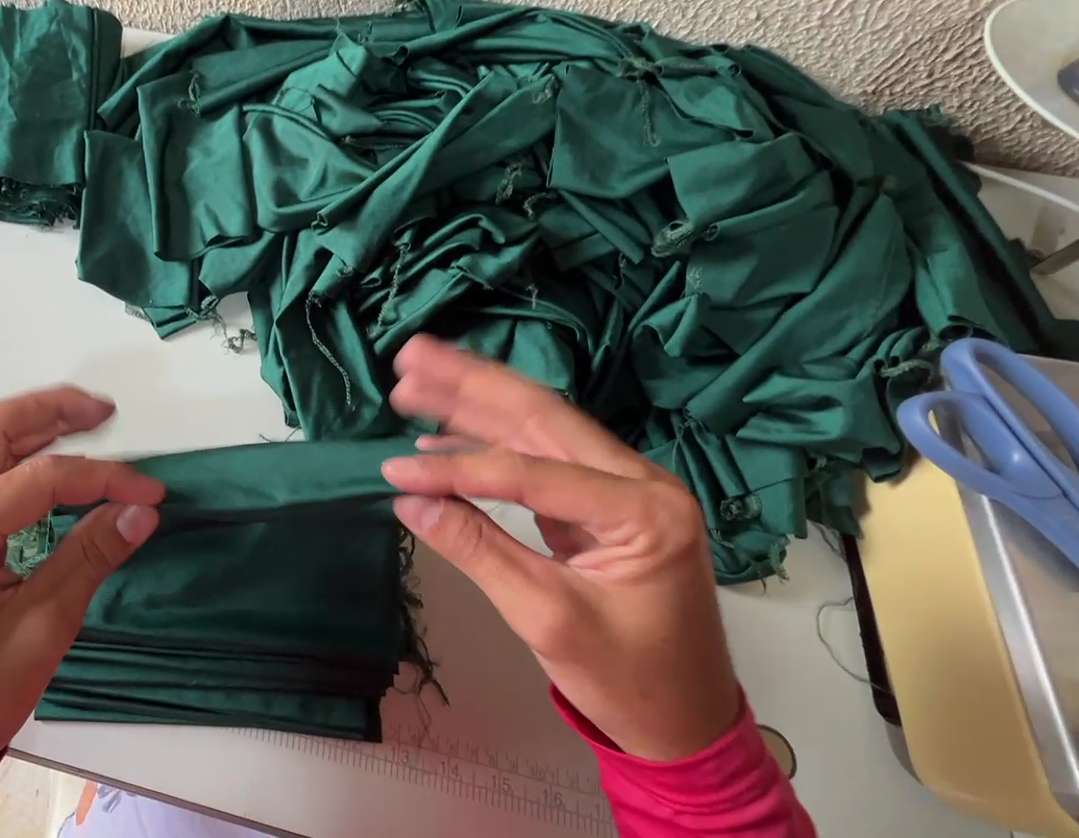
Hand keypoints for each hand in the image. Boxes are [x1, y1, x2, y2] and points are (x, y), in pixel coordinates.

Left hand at [0, 387, 163, 771]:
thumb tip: (140, 510)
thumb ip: (90, 556)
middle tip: (106, 412)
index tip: (149, 491)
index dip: (102, 477)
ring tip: (89, 423)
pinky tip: (55, 463)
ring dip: (37, 425)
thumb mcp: (41, 628)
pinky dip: (22, 456)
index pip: (38, 478)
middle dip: (54, 410)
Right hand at [383, 336, 740, 760]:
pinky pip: (535, 455)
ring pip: (535, 426)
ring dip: (472, 400)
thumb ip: (476, 550)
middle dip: (470, 383)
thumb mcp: (545, 618)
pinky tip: (440, 434)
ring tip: (413, 375)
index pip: (530, 473)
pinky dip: (484, 441)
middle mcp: (638, 480)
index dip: (456, 468)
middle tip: (410, 356)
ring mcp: (620, 485)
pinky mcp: (597, 500)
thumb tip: (407, 501)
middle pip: (539, 416)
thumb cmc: (627, 679)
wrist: (684, 722)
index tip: (393, 470)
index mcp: (643, 511)